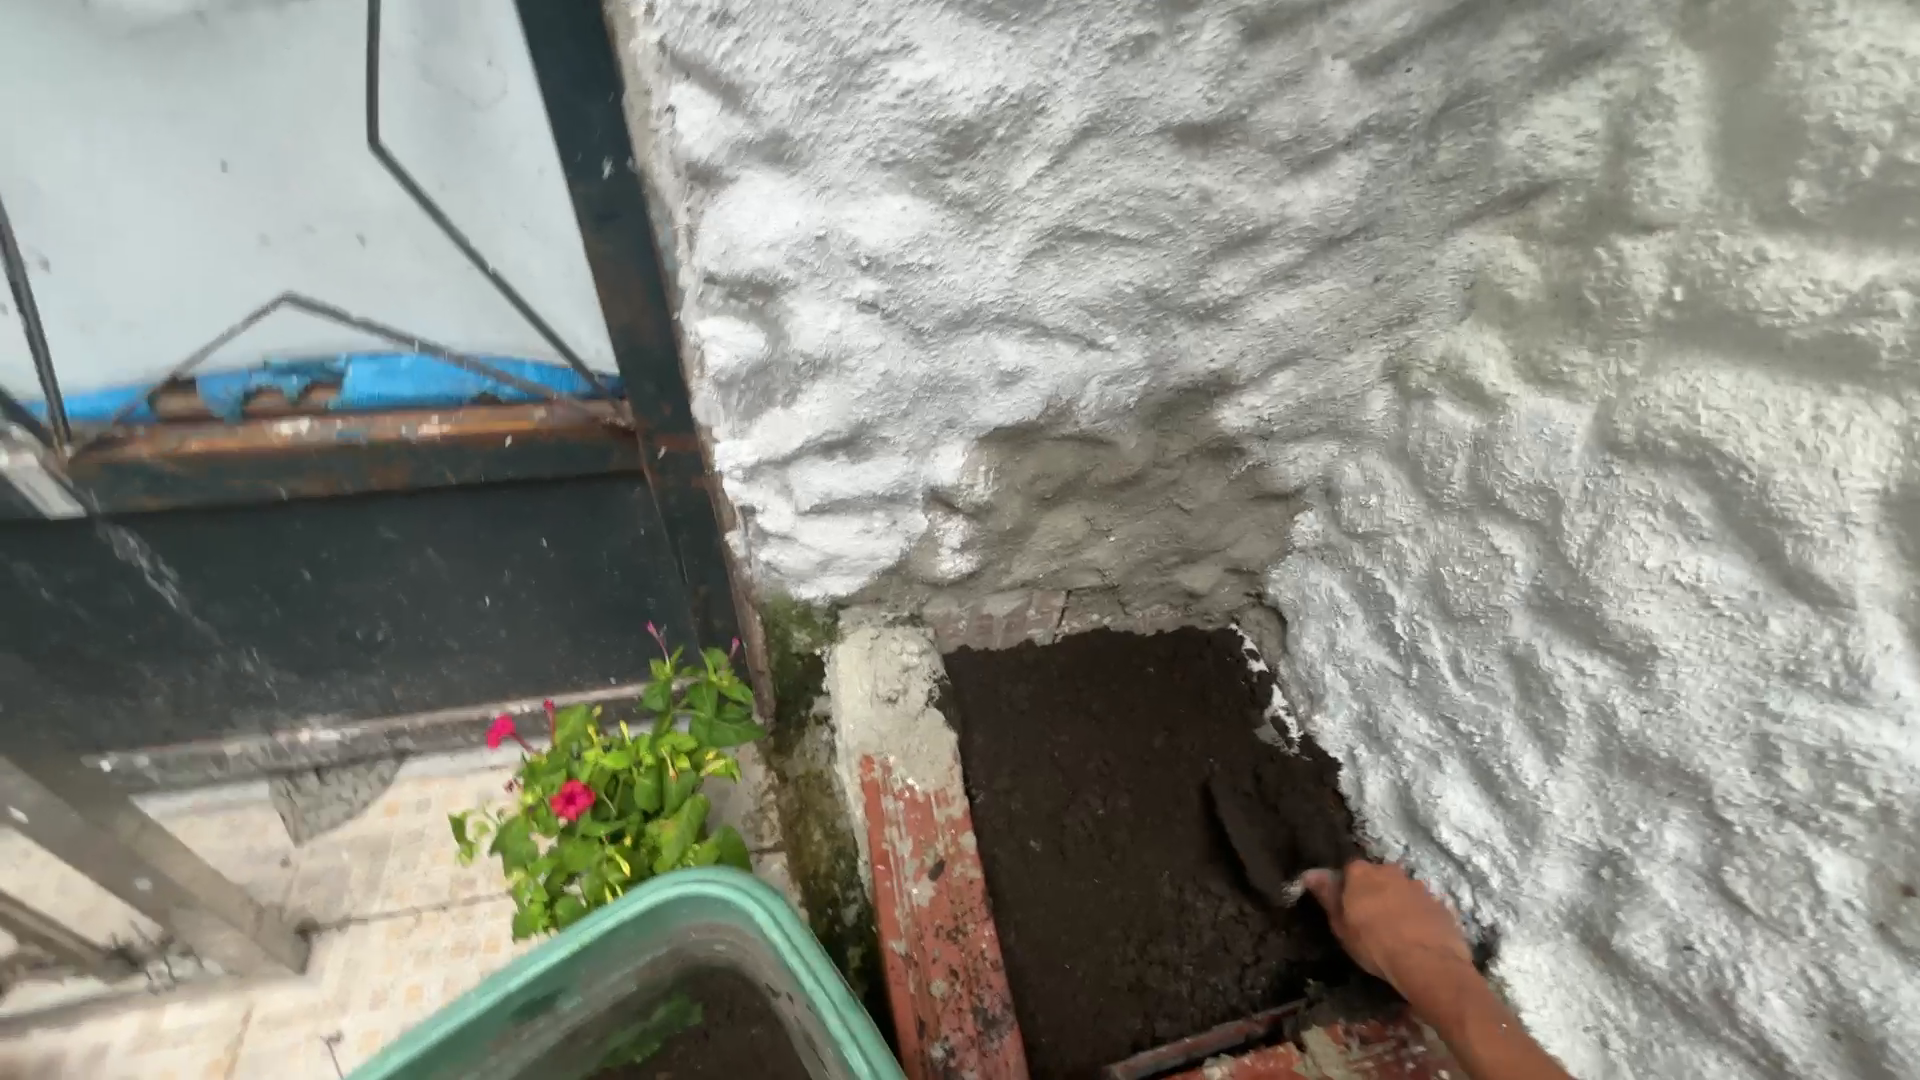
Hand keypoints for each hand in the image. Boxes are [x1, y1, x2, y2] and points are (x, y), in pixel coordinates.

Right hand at [1301, 860, 1472, 996]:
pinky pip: (1426, 908)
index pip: (1349, 870)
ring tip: (1399, 931)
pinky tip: (1420, 939)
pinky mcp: (1443, 906)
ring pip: (1403, 891)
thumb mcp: (1341, 925)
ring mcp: (1420, 888)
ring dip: (1399, 904)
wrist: (1429, 965)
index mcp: (1361, 872)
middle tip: (1373, 919)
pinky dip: (1421, 918)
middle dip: (1376, 892)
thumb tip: (1309, 873)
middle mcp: (1391, 872)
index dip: (1348, 888)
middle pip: (1379, 878)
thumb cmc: (1375, 944)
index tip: (1348, 907)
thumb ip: (1327, 896)